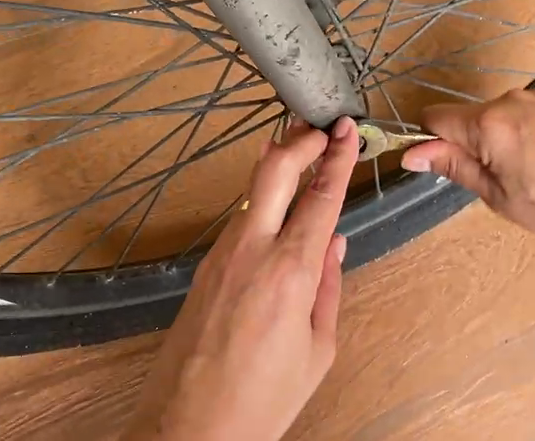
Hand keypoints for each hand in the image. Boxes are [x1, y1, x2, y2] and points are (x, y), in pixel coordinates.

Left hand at [123, 117, 355, 440]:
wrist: (186, 432)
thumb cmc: (260, 401)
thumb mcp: (316, 351)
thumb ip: (328, 289)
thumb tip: (334, 244)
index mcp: (290, 272)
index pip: (321, 197)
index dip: (338, 157)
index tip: (347, 129)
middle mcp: (252, 251)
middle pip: (275, 170)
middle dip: (300, 139)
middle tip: (321, 125)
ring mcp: (222, 254)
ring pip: (254, 191)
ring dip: (279, 165)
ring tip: (300, 150)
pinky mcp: (205, 266)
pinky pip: (240, 219)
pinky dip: (261, 199)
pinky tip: (274, 202)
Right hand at [400, 89, 534, 256]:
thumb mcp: (502, 199)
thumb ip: (456, 167)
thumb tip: (412, 152)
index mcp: (490, 123)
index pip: (437, 117)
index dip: (433, 141)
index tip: (444, 164)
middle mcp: (515, 98)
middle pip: (478, 116)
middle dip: (482, 144)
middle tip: (508, 183)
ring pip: (513, 113)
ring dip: (515, 136)